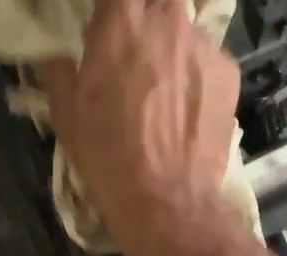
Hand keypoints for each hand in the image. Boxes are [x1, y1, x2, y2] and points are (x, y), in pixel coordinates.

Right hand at [40, 0, 242, 251]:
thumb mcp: (67, 116)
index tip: (106, 32)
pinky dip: (197, 80)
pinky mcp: (229, 72)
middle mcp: (167, 18)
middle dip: (145, 25)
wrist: (167, 203)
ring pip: (184, 34)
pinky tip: (188, 114)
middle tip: (135, 62)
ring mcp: (203, 44)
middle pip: (156, 5)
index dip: (112, 12)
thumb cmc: (108, 159)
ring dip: (173, 54)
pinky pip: (208, 63)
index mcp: (121, 19)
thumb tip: (57, 56)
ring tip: (165, 96)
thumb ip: (61, 71)